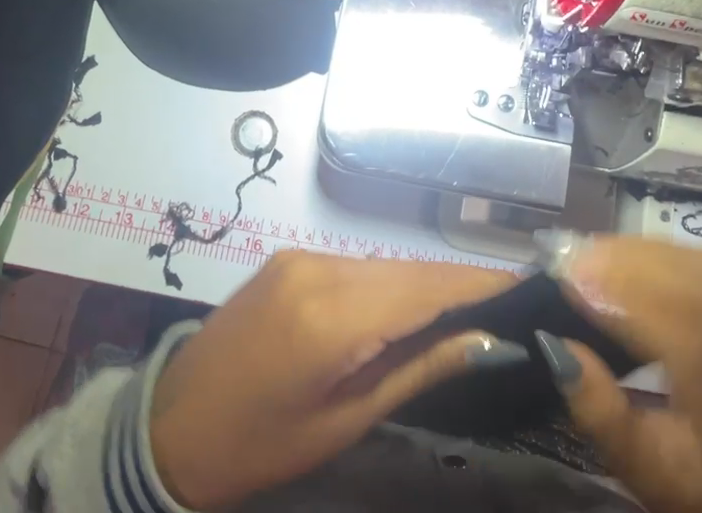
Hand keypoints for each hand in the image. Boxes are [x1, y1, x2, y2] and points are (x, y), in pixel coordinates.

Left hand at [149, 252, 519, 509]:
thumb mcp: (345, 419)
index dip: (483, 285)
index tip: (533, 287)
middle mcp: (318, 267)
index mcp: (330, 315)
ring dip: (428, 284)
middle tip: (514, 304)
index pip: (428, 287)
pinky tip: (413, 307)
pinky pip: (358, 266)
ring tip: (472, 309)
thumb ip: (418, 368)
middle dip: (462, 285)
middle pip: (411, 270)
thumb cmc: (259, 444)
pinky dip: (392, 284)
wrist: (168, 424)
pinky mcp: (290, 259)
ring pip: (387, 264)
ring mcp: (300, 257)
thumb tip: (489, 339)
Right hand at [536, 234, 701, 512]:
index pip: (686, 329)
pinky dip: (661, 255)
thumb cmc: (688, 486)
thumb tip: (556, 344)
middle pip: (700, 286)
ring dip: (643, 253)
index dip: (626, 293)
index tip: (570, 279)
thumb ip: (597, 409)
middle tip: (570, 257)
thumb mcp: (635, 463)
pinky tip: (626, 259)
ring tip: (590, 254)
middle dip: (630, 262)